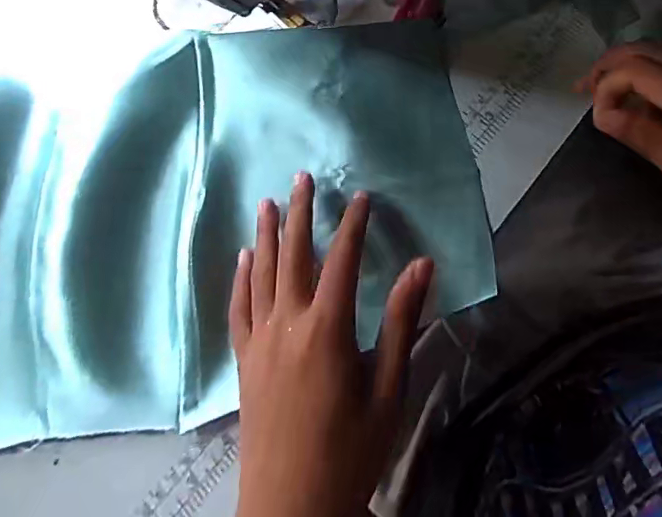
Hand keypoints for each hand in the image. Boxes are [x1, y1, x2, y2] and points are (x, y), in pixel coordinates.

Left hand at [231, 173, 434, 516]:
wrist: (291, 511)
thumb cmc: (350, 451)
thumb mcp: (388, 389)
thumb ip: (402, 323)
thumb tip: (422, 264)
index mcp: (327, 329)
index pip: (342, 260)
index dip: (352, 224)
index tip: (360, 195)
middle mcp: (288, 325)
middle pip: (292, 256)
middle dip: (298, 213)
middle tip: (302, 178)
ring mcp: (260, 343)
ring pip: (261, 275)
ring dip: (265, 235)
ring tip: (266, 202)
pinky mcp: (245, 363)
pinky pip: (239, 309)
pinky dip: (241, 278)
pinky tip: (244, 259)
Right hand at [576, 44, 661, 251]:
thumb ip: (648, 140)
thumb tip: (602, 115)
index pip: (637, 69)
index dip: (607, 86)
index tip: (598, 119)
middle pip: (646, 50)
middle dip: (608, 65)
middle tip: (581, 91)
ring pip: (661, 54)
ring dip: (627, 67)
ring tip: (601, 94)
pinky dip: (648, 76)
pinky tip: (639, 102)